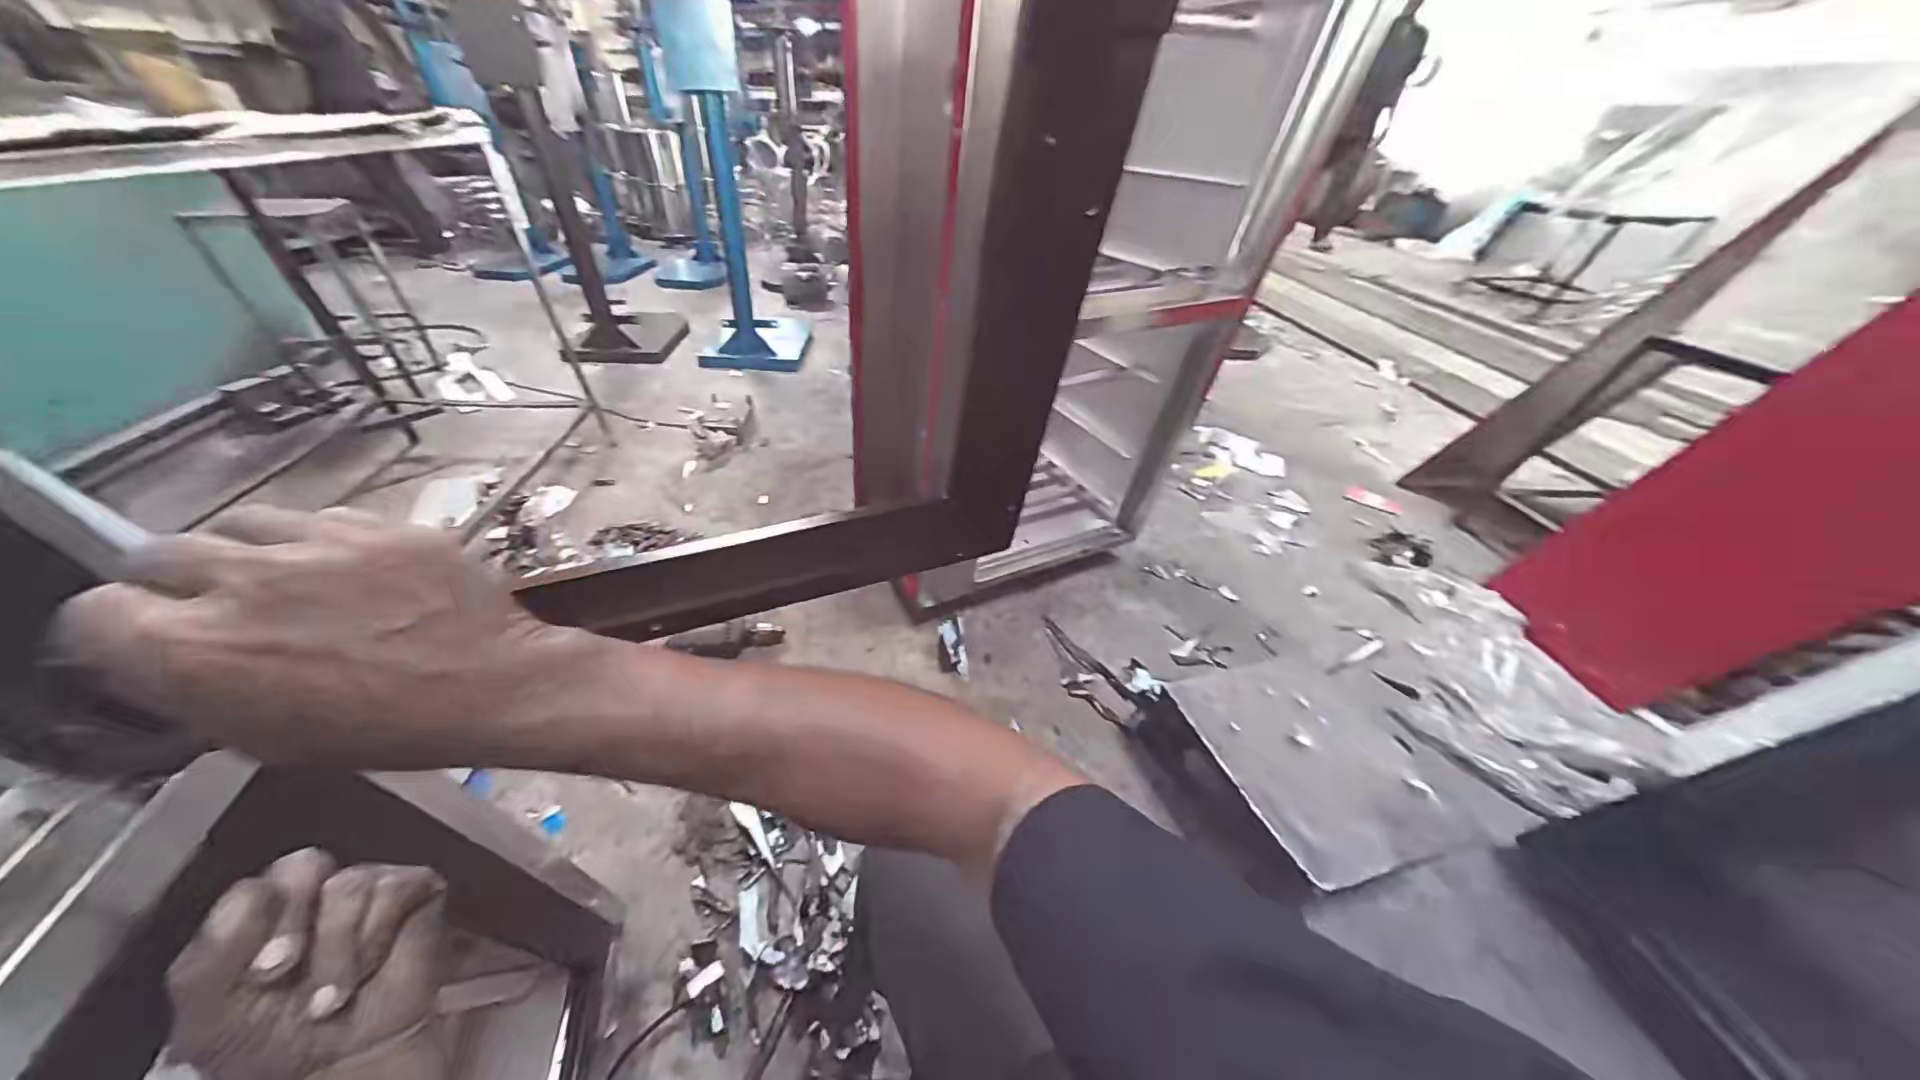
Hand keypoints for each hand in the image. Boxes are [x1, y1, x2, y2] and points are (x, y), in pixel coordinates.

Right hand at [48, 507, 596, 769]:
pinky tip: (357, 566)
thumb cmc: (386, 728)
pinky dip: (327, 539)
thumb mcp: (265, 736)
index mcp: (192, 648)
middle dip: (182, 579)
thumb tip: (164, 657)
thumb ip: (197, 686)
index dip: (124, 627)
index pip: (96, 612)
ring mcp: (325, 543)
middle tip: (226, 601)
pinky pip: (330, 517)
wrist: (494, 684)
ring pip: (248, 521)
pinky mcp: (388, 526)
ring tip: (291, 575)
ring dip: (253, 548)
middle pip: (164, 552)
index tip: (153, 635)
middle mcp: (247, 581)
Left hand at [167, 848, 447, 1079]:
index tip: (260, 974)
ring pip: (349, 884)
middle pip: (304, 864)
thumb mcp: (209, 1018)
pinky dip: (375, 939)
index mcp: (265, 911)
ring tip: (333, 995)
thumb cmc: (271, 1041)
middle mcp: (319, 888)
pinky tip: (370, 970)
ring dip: (337, 951)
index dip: (254, 920)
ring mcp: (375, 884)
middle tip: (286, 971)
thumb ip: (206, 960)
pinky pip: (396, 889)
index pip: (257, 883)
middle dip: (293, 925)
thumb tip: (253, 894)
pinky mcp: (422, 888)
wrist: (345, 1063)